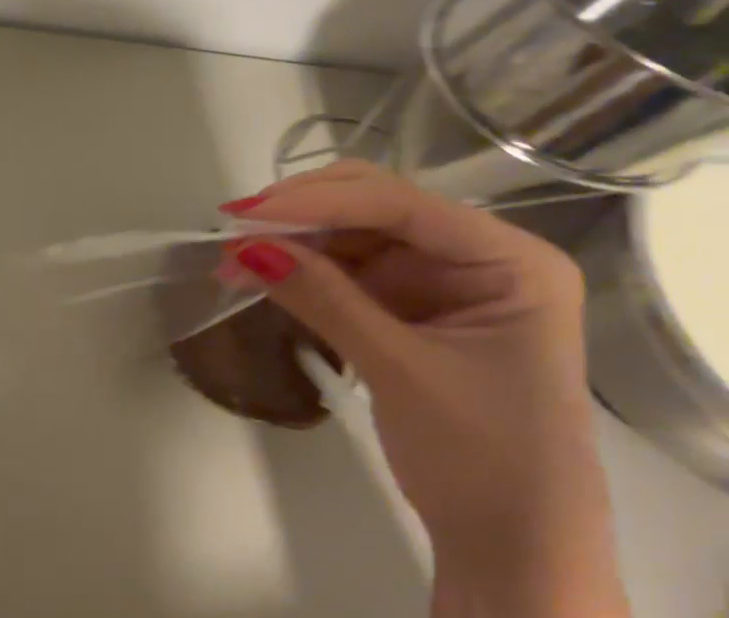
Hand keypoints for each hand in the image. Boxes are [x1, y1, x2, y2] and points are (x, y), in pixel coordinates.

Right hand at [221, 161, 627, 616]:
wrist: (515, 546)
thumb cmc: (483, 456)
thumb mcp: (399, 369)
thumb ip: (323, 298)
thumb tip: (242, 246)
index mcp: (511, 262)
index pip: (401, 206)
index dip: (318, 202)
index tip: (243, 215)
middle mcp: (480, 257)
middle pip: (376, 206)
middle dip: (303, 214)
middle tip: (234, 231)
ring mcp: (444, 282)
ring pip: (352, 234)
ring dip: (292, 241)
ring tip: (234, 259)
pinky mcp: (412, 307)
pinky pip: (347, 269)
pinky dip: (302, 269)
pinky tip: (260, 274)